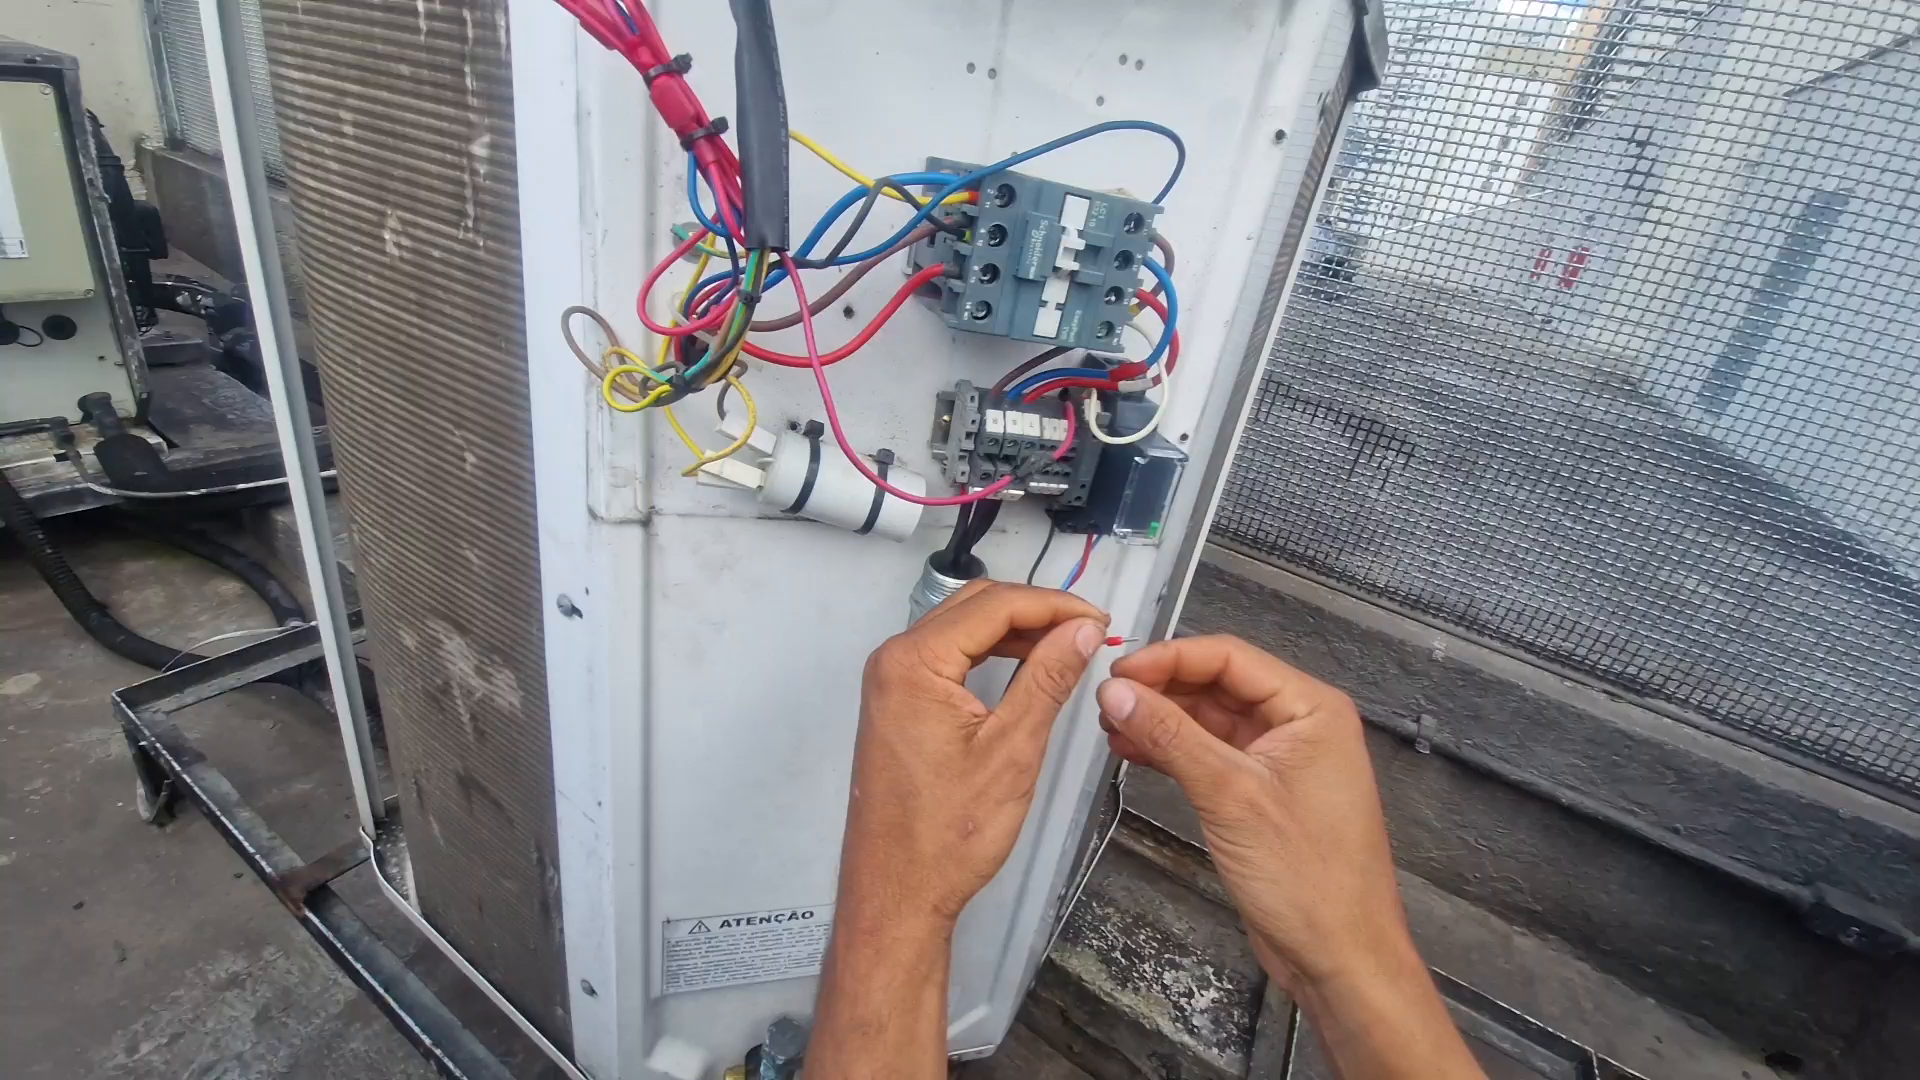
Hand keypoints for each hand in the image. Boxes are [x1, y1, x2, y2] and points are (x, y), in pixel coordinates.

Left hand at [808, 582, 1107, 1079]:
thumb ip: (1048, 679)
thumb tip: (1083, 629)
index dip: (1053, 605)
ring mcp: (891, 678)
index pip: (993, 605)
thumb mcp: (1012, 750)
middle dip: (1034, 611)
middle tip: (1087, 631)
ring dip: (1014, 630)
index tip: (1100, 620)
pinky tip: (1027, 666)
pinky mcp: (897, 700)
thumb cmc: (951, 832)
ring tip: (1066, 645)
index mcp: (914, 660)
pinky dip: (990, 653)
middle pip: (974, 607)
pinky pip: (949, 656)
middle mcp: (894, 657)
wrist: (895, 893)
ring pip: (962, 628)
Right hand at [1096, 636, 1483, 1079]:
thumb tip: (1114, 692)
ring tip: (1109, 725)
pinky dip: (1169, 748)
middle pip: (1215, 683)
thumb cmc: (1305, 878)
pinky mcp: (1257, 787)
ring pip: (1206, 716)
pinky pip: (1206, 750)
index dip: (1168, 658)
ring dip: (1159, 718)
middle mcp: (1296, 722)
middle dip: (1160, 689)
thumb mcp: (1228, 794)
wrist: (1339, 963)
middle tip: (1107, 700)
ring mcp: (1276, 755)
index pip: (1228, 657)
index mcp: (1309, 707)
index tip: (1117, 674)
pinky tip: (1131, 749)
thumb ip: (1169, 734)